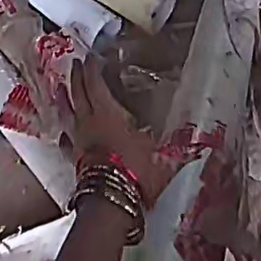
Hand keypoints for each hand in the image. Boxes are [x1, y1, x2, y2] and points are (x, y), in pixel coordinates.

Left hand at [69, 57, 171, 209]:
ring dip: (64, 99)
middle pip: (78, 93)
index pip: (96, 84)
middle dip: (77, 76)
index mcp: (107, 113)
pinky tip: (64, 133)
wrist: (110, 203)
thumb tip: (201, 143)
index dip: (93, 69)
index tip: (91, 57)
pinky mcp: (74, 158)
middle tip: (75, 63)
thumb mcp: (162, 155)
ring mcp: (78, 140)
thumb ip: (177, 146)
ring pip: (68, 113)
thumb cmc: (136, 172)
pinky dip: (65, 132)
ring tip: (59, 88)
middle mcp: (88, 122)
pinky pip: (67, 140)